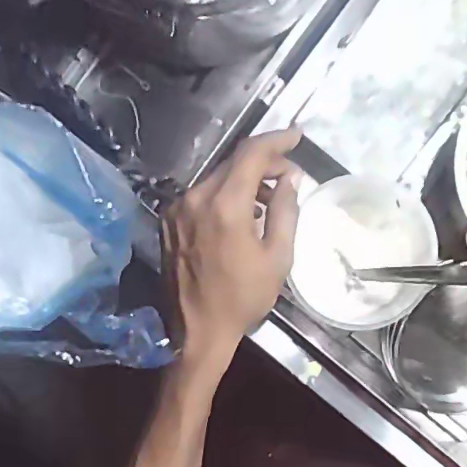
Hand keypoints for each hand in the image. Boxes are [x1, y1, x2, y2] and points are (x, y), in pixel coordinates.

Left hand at [163, 128, 303, 375]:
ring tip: (271, 197)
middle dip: (264, 161)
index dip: (277, 140)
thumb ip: (286, 212)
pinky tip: (243, 214)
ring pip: (217, 178)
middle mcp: (196, 198)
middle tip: (290, 174)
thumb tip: (290, 180)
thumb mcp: (278, 259)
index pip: (251, 154)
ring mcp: (178, 208)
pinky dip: (226, 195)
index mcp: (225, 206)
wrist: (197, 330)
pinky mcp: (169, 221)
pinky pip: (202, 195)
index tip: (297, 136)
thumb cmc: (243, 299)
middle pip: (233, 163)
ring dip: (246, 180)